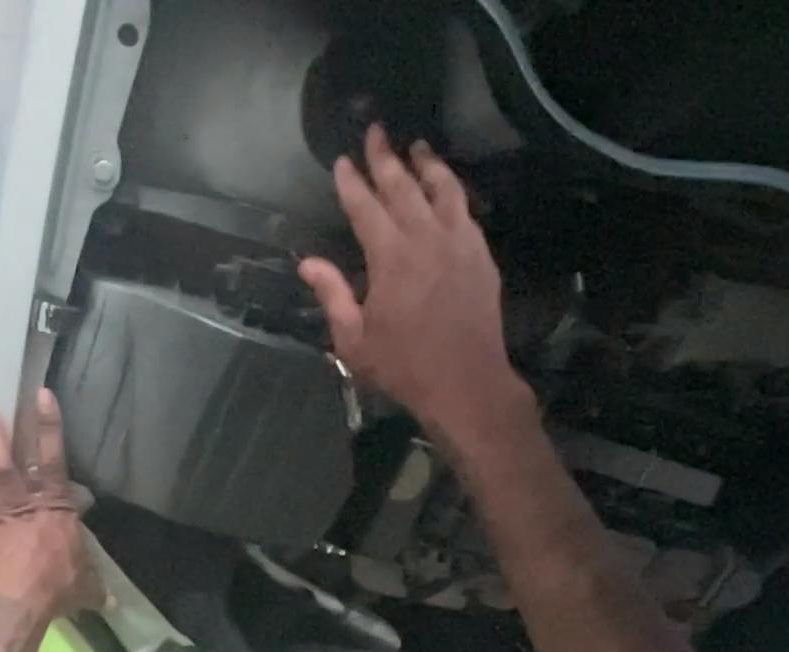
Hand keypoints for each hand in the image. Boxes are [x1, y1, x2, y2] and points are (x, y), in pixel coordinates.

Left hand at [0, 387, 103, 619]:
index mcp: (52, 508)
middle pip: (0, 460)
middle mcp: (19, 507)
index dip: (48, 427)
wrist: (16, 608)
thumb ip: (93, 583)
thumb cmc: (57, 588)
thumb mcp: (86, 583)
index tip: (39, 393)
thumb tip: (110, 600)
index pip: (52, 460)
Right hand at [299, 125, 526, 436]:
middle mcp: (426, 239)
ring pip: (443, 190)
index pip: (365, 208)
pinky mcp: (480, 256)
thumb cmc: (403, 366)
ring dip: (427, 165)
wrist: (465, 382)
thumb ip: (332, 295)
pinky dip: (453, 191)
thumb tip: (307, 263)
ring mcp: (459, 244)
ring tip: (417, 146)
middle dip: (386, 158)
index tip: (341, 161)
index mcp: (390, 258)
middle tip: (376, 132)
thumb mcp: (353, 339)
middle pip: (403, 187)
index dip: (351, 183)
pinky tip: (447, 188)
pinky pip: (466, 211)